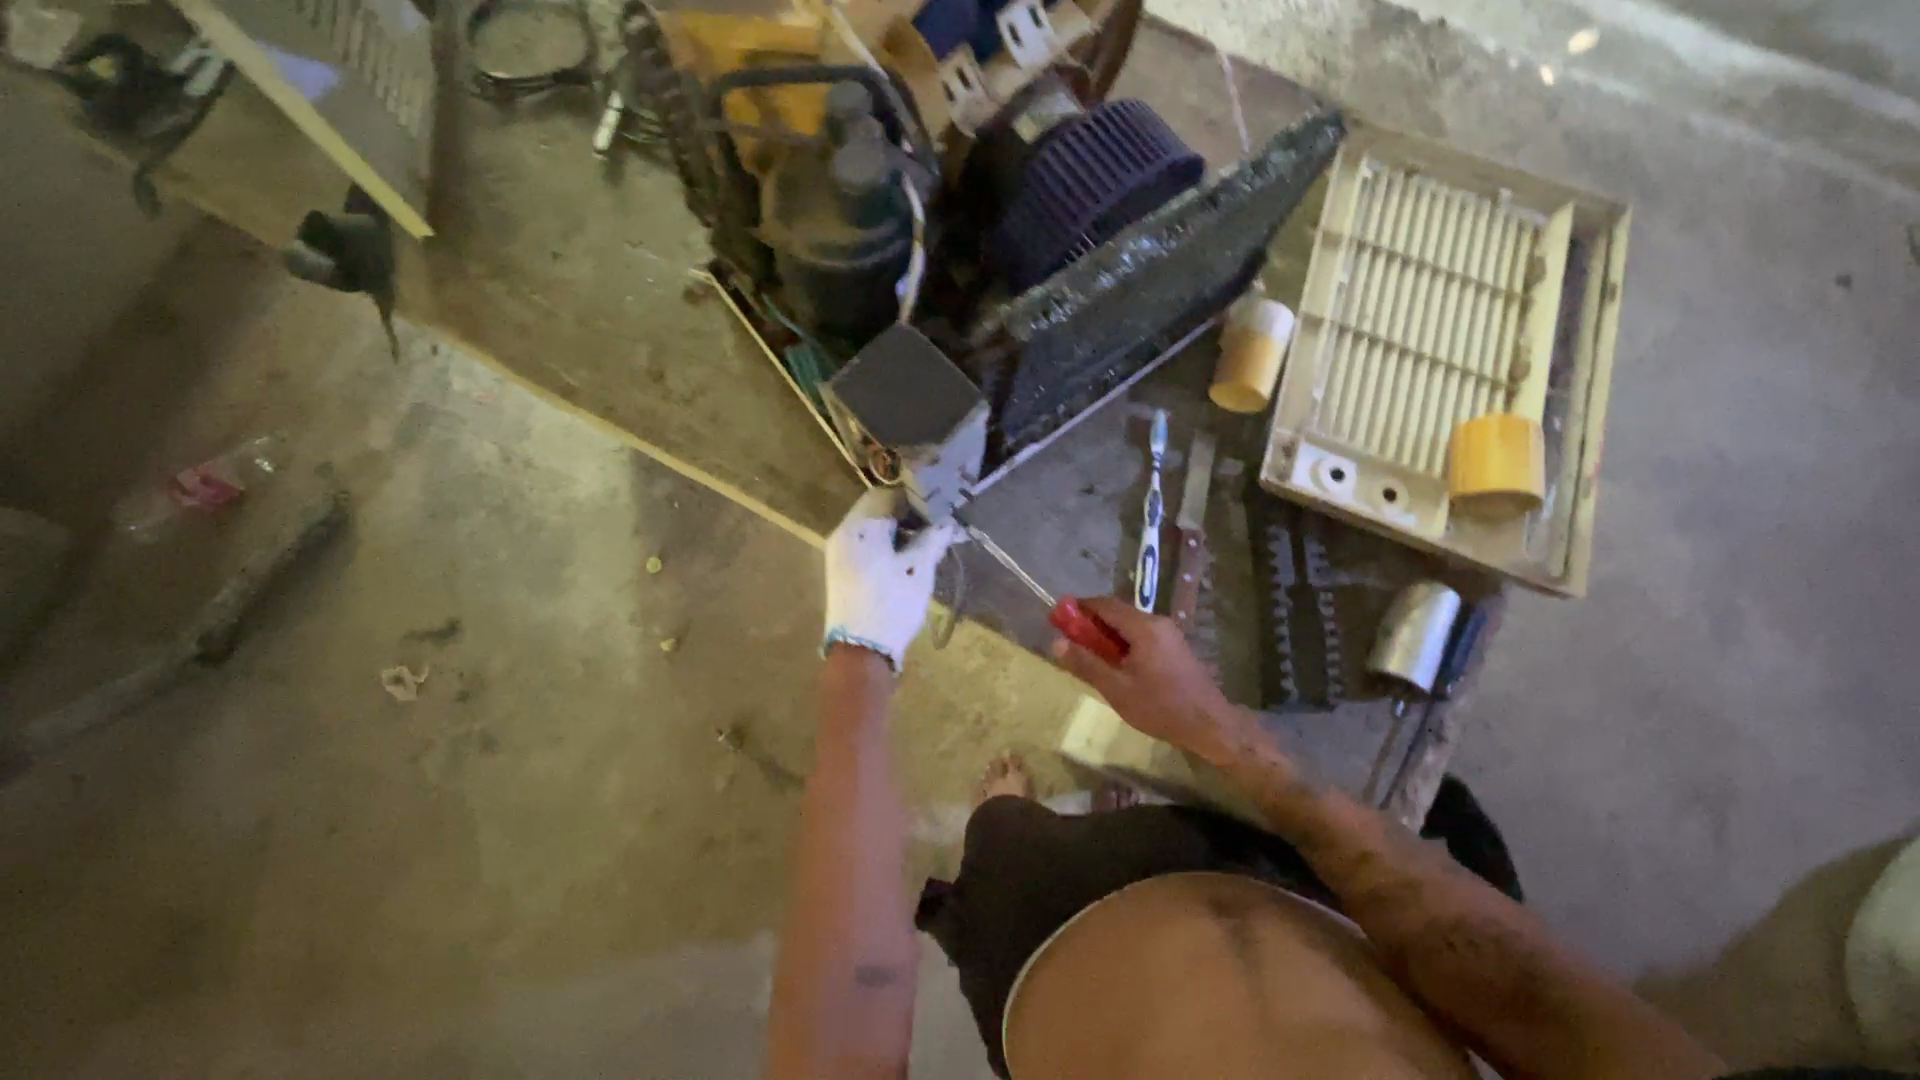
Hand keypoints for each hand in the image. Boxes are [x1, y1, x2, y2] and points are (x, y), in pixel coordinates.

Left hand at [822, 487, 954, 671]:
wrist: (860, 651)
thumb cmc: (891, 604)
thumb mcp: (919, 570)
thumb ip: (933, 539)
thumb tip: (948, 522)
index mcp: (860, 526)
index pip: (887, 494)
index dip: (914, 497)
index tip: (937, 507)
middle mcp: (843, 533)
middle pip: (875, 508)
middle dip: (905, 513)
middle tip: (932, 525)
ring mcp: (838, 552)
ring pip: (869, 527)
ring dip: (895, 529)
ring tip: (922, 543)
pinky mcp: (839, 569)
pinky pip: (863, 543)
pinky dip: (883, 543)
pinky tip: (903, 558)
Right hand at [1049, 596, 1248, 759]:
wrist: (1209, 724)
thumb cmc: (1160, 706)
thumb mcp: (1116, 688)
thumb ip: (1086, 663)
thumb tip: (1056, 643)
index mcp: (1143, 627)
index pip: (1105, 604)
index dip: (1079, 608)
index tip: (1058, 618)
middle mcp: (1158, 623)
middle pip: (1118, 613)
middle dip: (1091, 623)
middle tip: (1070, 641)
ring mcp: (1169, 634)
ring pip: (1130, 625)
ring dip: (1107, 635)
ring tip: (1089, 656)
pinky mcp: (1175, 647)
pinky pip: (1142, 636)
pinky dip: (1124, 643)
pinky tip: (1116, 665)